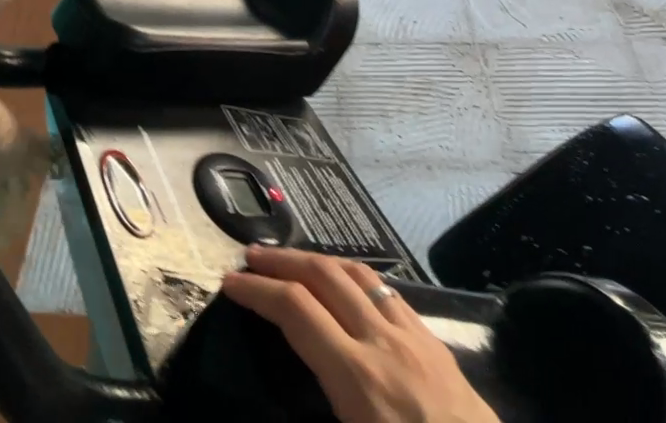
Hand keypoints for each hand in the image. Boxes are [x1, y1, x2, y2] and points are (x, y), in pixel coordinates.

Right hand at [222, 246, 498, 422]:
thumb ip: (311, 406)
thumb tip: (272, 406)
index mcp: (356, 378)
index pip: (295, 310)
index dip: (256, 291)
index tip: (229, 284)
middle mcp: (383, 343)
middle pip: (324, 276)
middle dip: (282, 261)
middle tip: (251, 259)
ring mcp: (414, 337)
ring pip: (360, 275)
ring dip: (318, 260)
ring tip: (292, 261)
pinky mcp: (436, 344)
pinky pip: (389, 294)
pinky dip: (355, 279)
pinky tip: (347, 289)